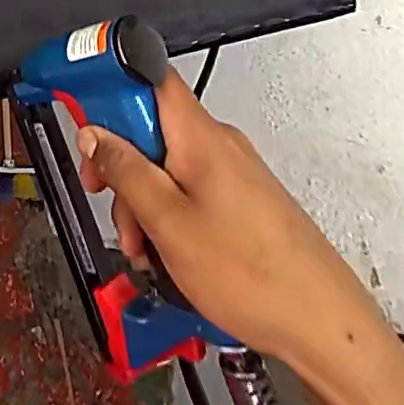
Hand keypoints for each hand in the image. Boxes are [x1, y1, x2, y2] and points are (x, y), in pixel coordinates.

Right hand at [75, 68, 368, 356]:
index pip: (146, 77)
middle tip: (104, 192)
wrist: (324, 327)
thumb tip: (93, 135)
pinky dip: (164, 207)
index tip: (80, 98)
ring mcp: (229, 169)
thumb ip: (124, 170)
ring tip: (144, 243)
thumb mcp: (168, 222)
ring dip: (140, 195)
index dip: (108, 81)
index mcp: (200, 136)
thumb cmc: (258, 278)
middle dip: (118, 160)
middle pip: (147, 125)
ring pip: (163, 160)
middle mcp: (217, 142)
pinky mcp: (236, 194)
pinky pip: (185, 183)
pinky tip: (164, 245)